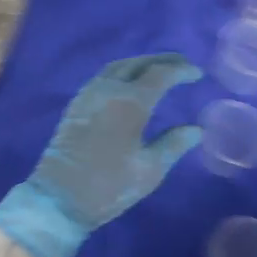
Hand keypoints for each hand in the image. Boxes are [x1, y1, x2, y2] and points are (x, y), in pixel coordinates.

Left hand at [0, 54, 202, 256]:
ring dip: (139, 63)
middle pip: (137, 63)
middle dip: (161, 60)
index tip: (197, 73)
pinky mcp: (76, 103)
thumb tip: (195, 129)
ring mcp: (88, 93)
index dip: (180, 70)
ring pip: (117, 66)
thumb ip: (173, 144)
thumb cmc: (109, 185)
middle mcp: (108, 89)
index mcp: (130, 102)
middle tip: (181, 63)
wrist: (60, 197)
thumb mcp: (150, 170)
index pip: (160, 74)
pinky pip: (102, 76)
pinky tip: (128, 83)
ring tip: (158, 69)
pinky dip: (121, 71)